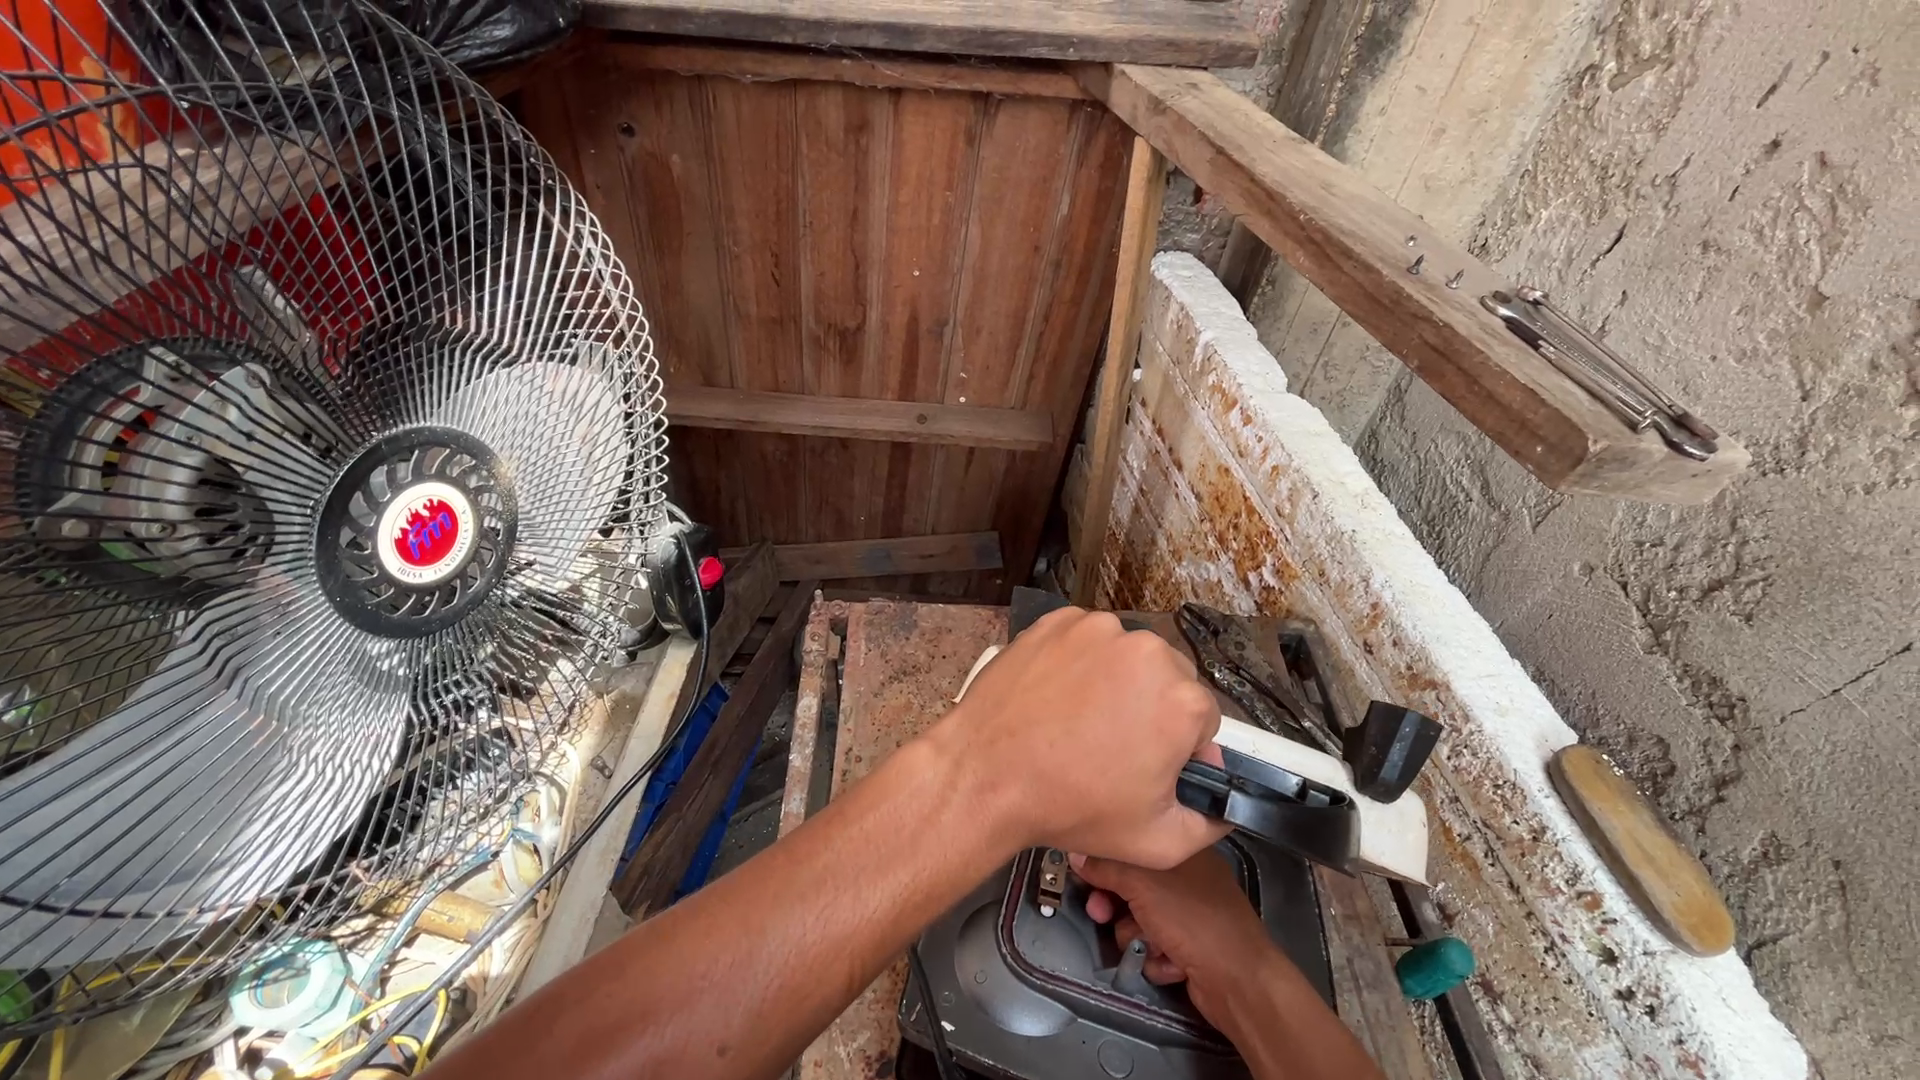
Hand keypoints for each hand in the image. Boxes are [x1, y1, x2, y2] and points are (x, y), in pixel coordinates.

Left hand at [927, 607, 1227, 868]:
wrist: (986, 774)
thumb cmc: (1068, 805)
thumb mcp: (1156, 842)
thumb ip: (1209, 825)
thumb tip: (1222, 809)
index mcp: (1182, 701)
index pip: (1204, 720)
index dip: (1179, 748)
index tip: (1149, 763)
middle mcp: (1148, 652)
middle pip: (1169, 680)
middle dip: (1151, 709)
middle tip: (1111, 743)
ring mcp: (1098, 630)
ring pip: (1127, 656)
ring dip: (1116, 681)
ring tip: (1079, 720)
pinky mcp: (1059, 621)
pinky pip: (1085, 640)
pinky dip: (1078, 661)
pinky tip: (1058, 696)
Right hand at [1072, 849, 1286, 1029]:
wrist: (1239, 981)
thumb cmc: (1193, 919)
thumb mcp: (1143, 885)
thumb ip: (1107, 868)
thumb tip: (1077, 855)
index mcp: (1184, 853)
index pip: (1136, 848)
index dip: (1108, 862)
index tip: (1086, 875)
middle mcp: (1189, 880)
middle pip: (1135, 886)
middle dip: (1117, 906)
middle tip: (1100, 914)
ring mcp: (1193, 917)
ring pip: (1142, 921)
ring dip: (1139, 937)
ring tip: (1148, 946)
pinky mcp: (1193, 949)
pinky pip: (1157, 947)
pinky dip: (1158, 957)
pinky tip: (1170, 963)